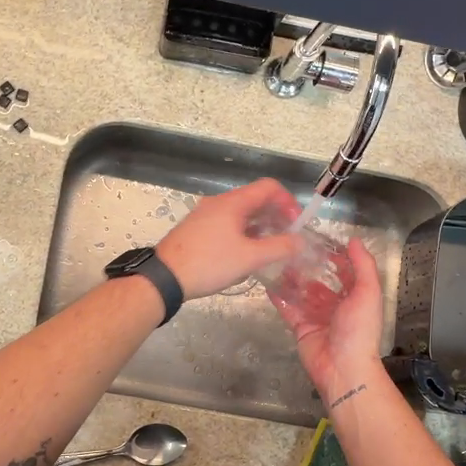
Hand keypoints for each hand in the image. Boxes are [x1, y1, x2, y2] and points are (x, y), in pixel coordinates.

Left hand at [155, 178, 305, 298]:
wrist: (165, 278)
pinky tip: (244, 255)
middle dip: (276, 217)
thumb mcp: (250, 257)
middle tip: (287, 240)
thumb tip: (301, 241)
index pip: (269, 187)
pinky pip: (227, 224)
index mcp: (233, 202)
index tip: (297, 225)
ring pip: (240, 214)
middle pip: (255, 199)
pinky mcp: (197, 229)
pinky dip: (242, 233)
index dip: (288, 202)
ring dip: (259, 227)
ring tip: (268, 250)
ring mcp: (205, 215)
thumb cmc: (210, 263)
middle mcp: (218, 202)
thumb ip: (280, 247)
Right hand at [271, 238, 385, 404]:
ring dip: (292, 280)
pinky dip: (279, 298)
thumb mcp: (368, 292)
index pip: (346, 272)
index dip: (336, 257)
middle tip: (291, 249)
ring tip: (278, 262)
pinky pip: (288, 309)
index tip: (319, 240)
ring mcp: (317, 317)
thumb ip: (363, 265)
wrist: (343, 366)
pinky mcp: (300, 328)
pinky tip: (269, 283)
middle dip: (308, 268)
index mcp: (356, 297)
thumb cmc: (359, 328)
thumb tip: (353, 240)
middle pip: (320, 283)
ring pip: (302, 294)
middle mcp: (336, 306)